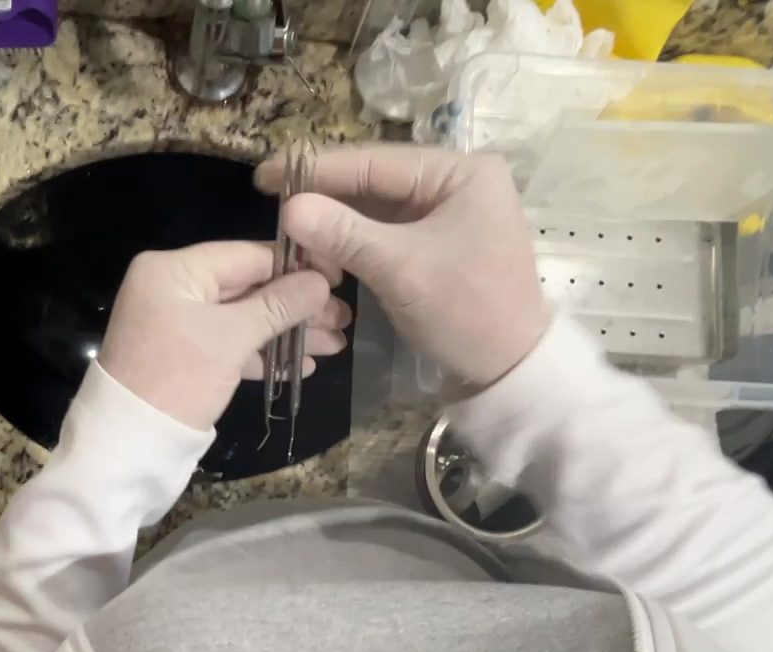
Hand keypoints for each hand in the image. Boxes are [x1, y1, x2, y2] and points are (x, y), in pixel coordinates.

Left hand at [99, 241, 349, 431]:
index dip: (296, 266)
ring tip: (334, 346)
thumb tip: (321, 282)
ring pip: (242, 320)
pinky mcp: (183, 356)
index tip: (338, 278)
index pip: (247, 255)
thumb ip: (277, 306)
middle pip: (248, 288)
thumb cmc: (178, 381)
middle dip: (297, 308)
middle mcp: (173, 289)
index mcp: (174, 270)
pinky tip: (301, 367)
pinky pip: (229, 346)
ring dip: (287, 334)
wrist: (131, 444)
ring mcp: (177, 324)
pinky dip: (261, 355)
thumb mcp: (230, 340)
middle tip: (342, 321)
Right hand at [257, 145, 549, 391]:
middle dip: (323, 200)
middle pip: (372, 184)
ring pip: (374, 212)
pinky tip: (321, 255)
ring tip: (291, 239)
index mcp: (459, 172)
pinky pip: (383, 237)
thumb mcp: (401, 269)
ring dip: (334, 227)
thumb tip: (288, 208)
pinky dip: (352, 247)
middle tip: (271, 207)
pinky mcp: (433, 247)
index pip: (374, 161)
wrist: (507, 368)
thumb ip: (344, 234)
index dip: (316, 169)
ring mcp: (444, 216)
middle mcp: (453, 184)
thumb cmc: (464, 311)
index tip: (265, 174)